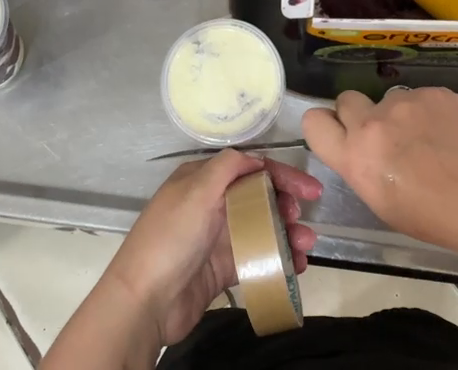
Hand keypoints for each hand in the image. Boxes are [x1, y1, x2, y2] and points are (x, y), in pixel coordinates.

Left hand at [103, 150, 320, 347]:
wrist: (146, 300)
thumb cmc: (172, 237)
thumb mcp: (196, 190)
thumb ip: (227, 167)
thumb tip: (256, 157)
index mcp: (202, 180)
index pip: (248, 169)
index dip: (281, 175)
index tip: (311, 190)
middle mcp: (210, 204)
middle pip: (258, 198)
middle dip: (286, 205)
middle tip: (301, 220)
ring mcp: (217, 237)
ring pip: (261, 228)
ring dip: (287, 234)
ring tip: (304, 246)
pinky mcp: (222, 268)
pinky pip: (257, 257)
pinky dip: (278, 259)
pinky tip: (295, 265)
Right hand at [302, 87, 457, 251]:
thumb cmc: (437, 218)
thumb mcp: (383, 204)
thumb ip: (362, 168)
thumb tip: (363, 152)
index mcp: (355, 156)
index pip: (314, 122)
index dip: (325, 126)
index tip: (340, 135)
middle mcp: (373, 121)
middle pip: (347, 100)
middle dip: (359, 114)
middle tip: (385, 137)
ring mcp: (407, 101)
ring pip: (390, 99)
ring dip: (400, 115)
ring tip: (430, 141)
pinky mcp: (437, 92)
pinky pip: (423, 97)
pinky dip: (431, 112)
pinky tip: (451, 135)